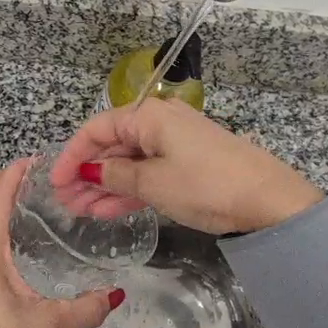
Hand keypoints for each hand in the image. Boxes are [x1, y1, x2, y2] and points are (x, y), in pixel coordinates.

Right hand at [50, 97, 321, 234]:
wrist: (272, 204)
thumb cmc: (207, 185)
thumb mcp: (153, 183)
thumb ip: (115, 176)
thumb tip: (91, 172)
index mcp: (147, 116)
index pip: (96, 130)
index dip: (72, 155)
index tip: (55, 181)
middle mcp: (159, 123)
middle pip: (112, 146)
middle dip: (86, 174)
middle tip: (64, 202)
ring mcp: (175, 144)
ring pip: (129, 162)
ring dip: (104, 186)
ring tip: (81, 211)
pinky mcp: (189, 164)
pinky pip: (148, 172)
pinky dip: (128, 190)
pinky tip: (108, 210)